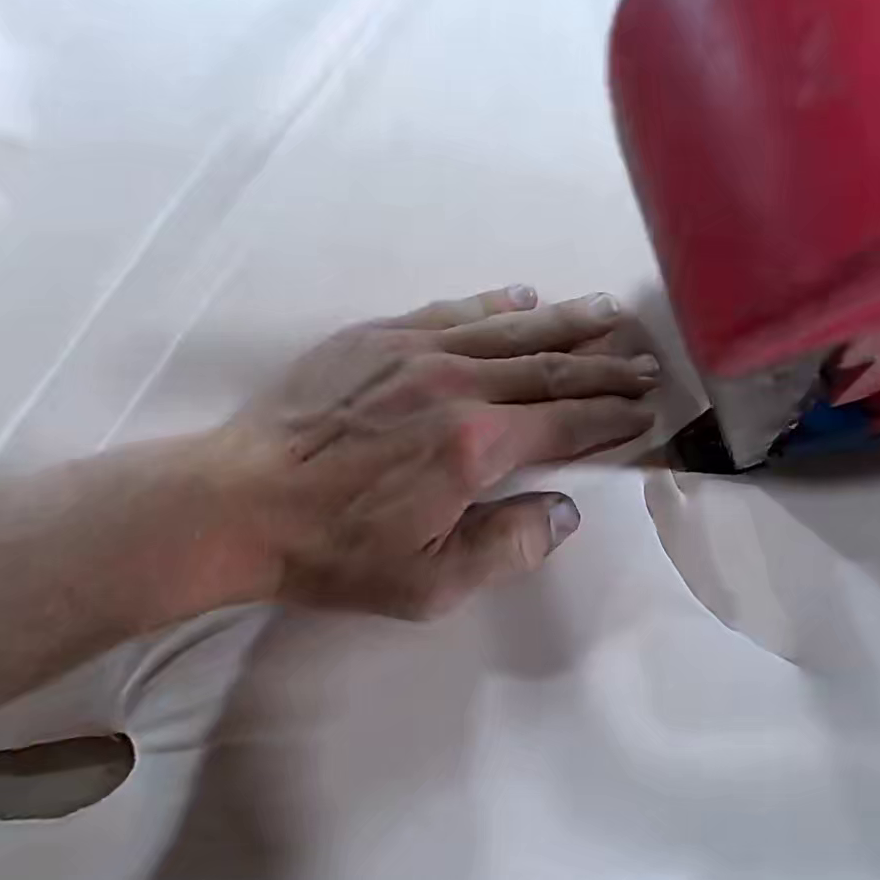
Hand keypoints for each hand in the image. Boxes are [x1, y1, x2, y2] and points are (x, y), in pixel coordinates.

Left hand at [190, 287, 657, 618]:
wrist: (233, 502)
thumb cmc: (335, 550)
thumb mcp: (429, 584)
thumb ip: (508, 547)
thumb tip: (566, 510)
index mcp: (474, 445)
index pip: (566, 424)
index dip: (611, 418)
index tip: (644, 412)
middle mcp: (457, 385)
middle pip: (552, 369)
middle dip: (607, 368)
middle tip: (646, 364)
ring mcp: (417, 350)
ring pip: (513, 329)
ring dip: (568, 322)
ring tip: (610, 313)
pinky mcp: (380, 335)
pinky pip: (455, 310)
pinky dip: (498, 303)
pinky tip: (526, 295)